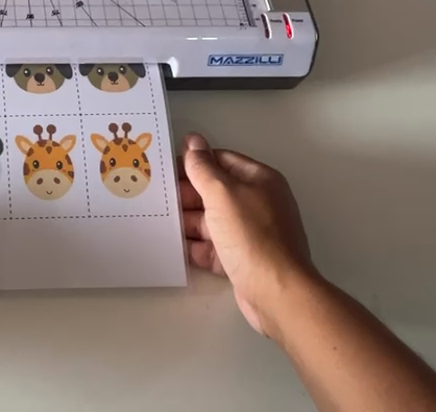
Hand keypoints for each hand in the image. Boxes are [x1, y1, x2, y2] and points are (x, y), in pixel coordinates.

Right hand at [179, 133, 318, 338]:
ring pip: (212, 220)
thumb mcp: (222, 193)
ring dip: (188, 221)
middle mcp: (258, 203)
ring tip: (159, 220)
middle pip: (214, 191)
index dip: (194, 163)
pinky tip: (175, 246)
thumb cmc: (251, 236)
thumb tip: (193, 140)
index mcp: (259, 180)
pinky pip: (214, 246)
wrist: (277, 296)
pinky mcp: (244, 260)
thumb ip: (202, 167)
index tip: (166, 169)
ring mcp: (251, 234)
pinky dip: (196, 246)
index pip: (221, 160)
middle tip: (158, 196)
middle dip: (187, 194)